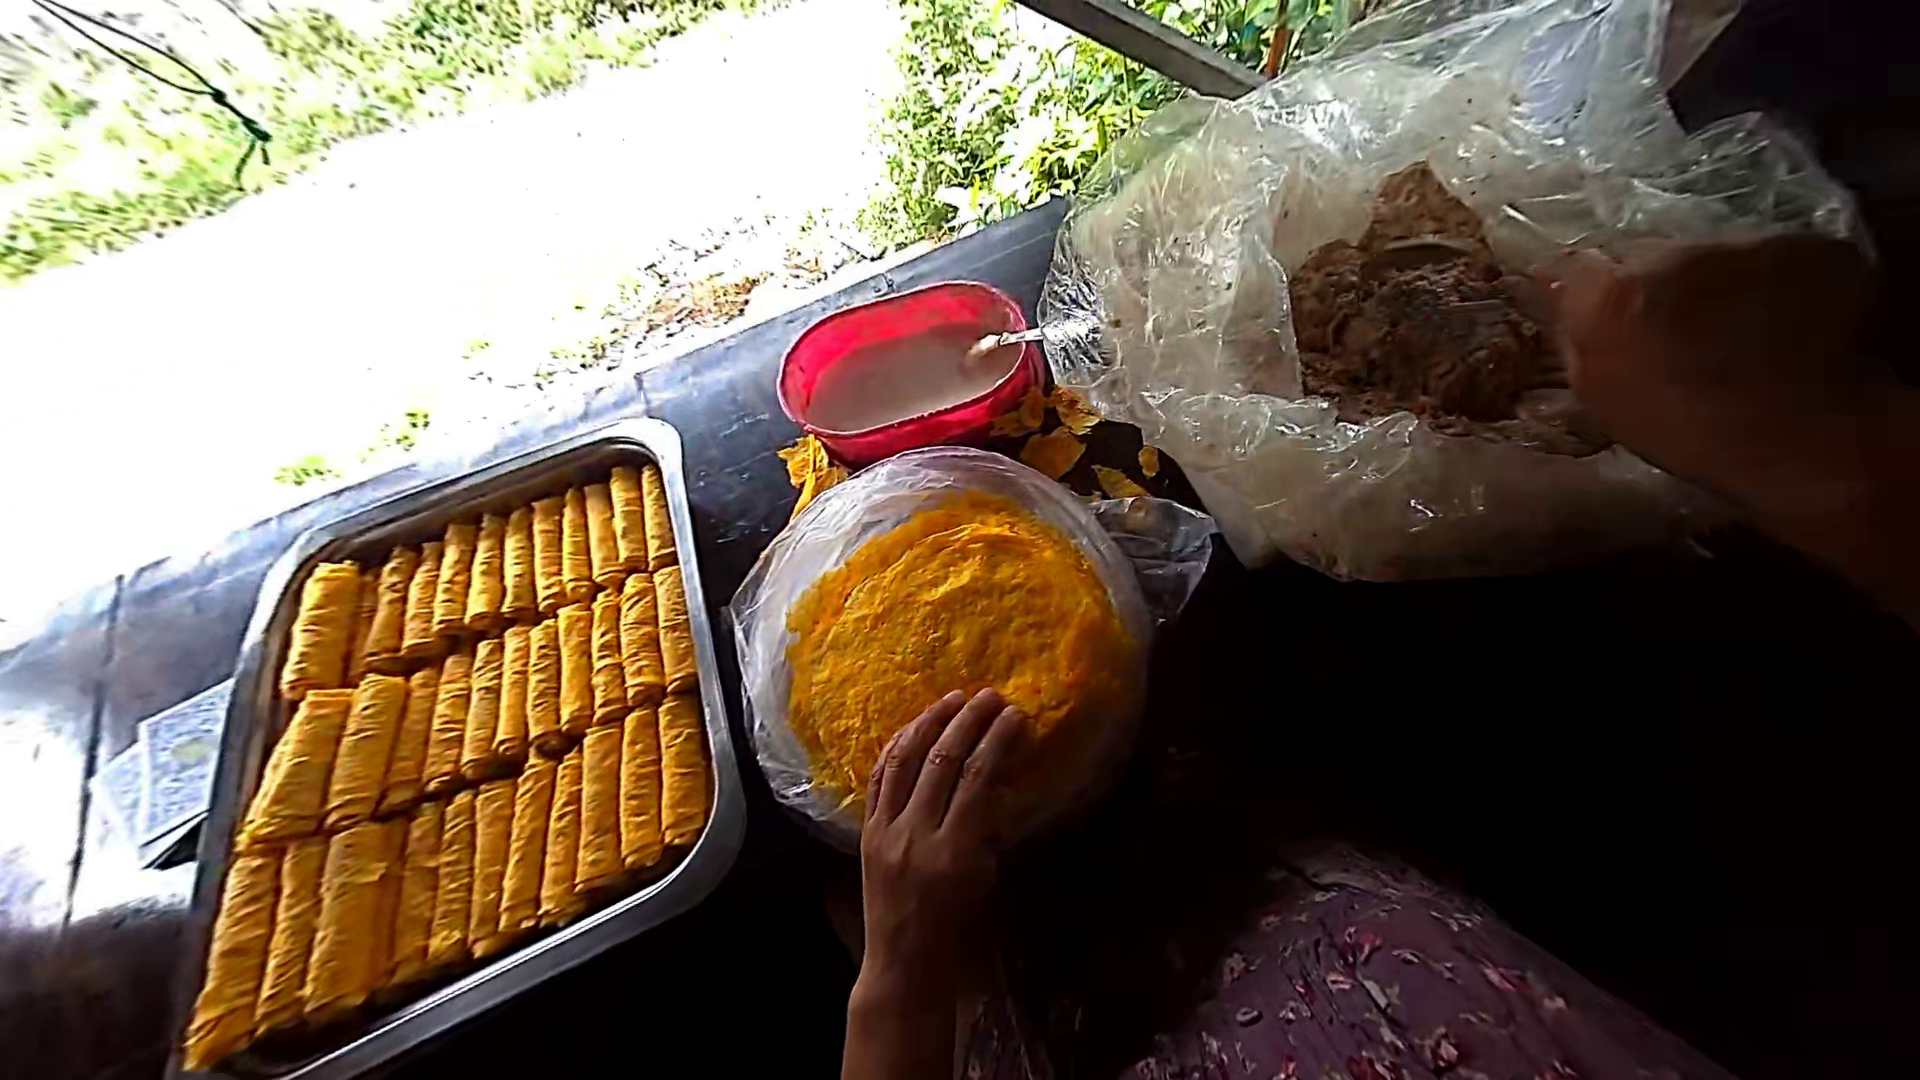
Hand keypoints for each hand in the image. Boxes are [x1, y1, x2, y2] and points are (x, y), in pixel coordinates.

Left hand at [859, 687, 1025, 986]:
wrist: (904, 962)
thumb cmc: (958, 924)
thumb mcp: (986, 876)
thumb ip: (990, 823)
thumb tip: (996, 772)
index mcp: (954, 851)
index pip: (979, 778)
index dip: (998, 740)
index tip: (1014, 715)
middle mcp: (916, 833)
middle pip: (943, 760)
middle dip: (969, 720)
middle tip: (989, 696)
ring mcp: (885, 829)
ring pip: (906, 759)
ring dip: (931, 721)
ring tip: (953, 698)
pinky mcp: (865, 828)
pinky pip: (879, 775)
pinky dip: (898, 745)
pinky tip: (915, 725)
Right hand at [1546, 234, 1871, 480]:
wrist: (1786, 428)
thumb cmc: (1663, 418)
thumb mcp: (1590, 382)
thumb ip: (1576, 334)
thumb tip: (1569, 308)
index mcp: (1606, 293)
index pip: (1564, 266)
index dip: (1564, 283)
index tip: (1565, 296)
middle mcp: (1670, 254)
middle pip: (1636, 252)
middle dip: (1635, 278)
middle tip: (1644, 314)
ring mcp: (1745, 245)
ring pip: (1701, 251)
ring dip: (1697, 277)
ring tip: (1709, 316)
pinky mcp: (1810, 245)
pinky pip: (1763, 254)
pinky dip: (1756, 278)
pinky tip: (1762, 312)